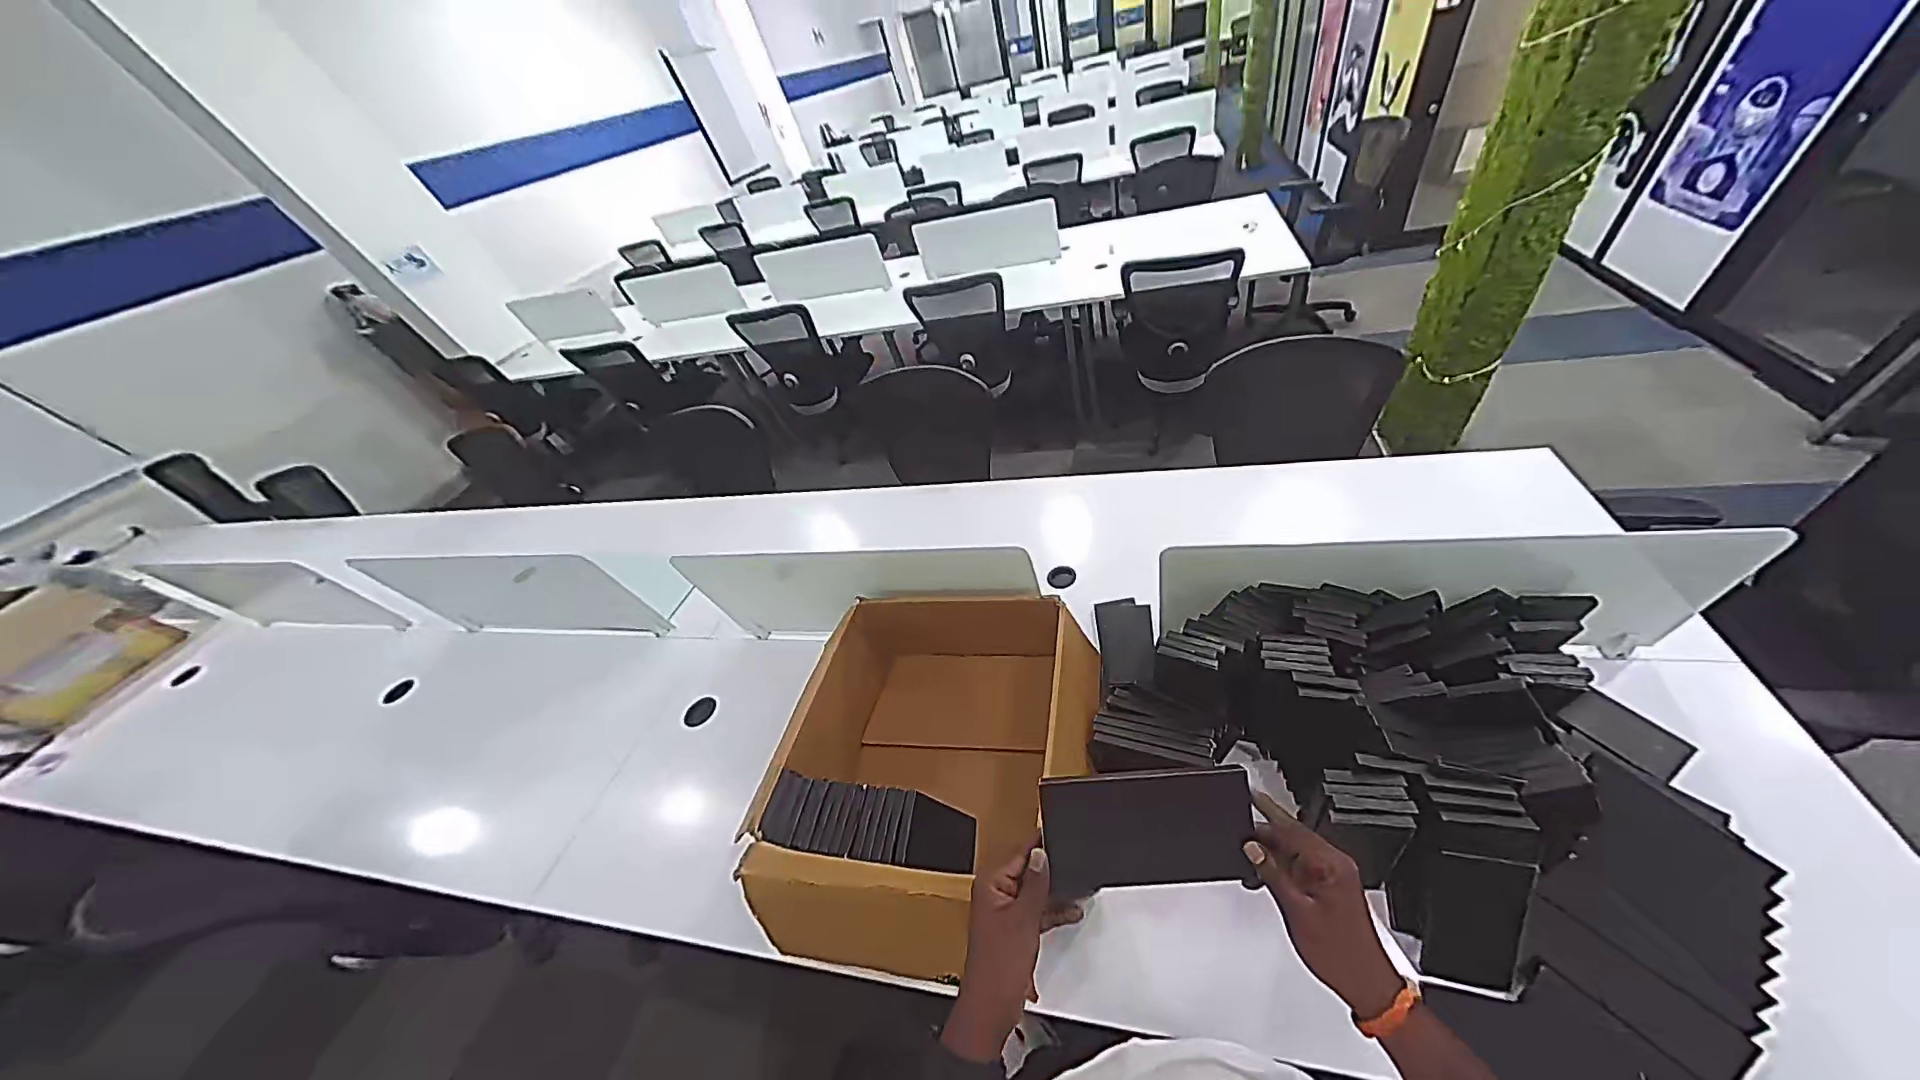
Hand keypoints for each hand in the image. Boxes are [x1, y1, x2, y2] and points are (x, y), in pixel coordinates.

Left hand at [941, 836, 1084, 1062]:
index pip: (1018, 854)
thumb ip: (1035, 884)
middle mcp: (994, 894)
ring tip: (1077, 886)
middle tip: (1072, 860)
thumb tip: (1041, 855)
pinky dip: (1050, 910)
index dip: (1037, 845)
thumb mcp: (1024, 919)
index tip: (1056, 833)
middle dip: (1048, 869)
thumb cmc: (998, 966)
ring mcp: (1004, 912)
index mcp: (990, 884)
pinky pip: (1035, 910)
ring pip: (1033, 891)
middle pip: (1026, 871)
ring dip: (1053, 892)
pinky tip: (1070, 910)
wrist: (993, 1007)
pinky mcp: (1013, 929)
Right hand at [1243, 790, 1404, 1019]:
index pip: (1292, 830)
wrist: (1367, 985)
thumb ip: (1272, 873)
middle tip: (1243, 827)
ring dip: (1274, 851)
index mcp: (1332, 865)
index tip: (1249, 802)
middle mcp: (1337, 865)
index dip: (1266, 819)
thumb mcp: (1296, 909)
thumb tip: (1252, 847)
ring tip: (1250, 853)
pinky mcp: (1333, 888)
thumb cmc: (1340, 953)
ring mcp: (1336, 876)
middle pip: (1295, 836)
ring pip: (1298, 850)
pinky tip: (1267, 872)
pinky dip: (1284, 865)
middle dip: (1268, 832)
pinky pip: (1303, 865)